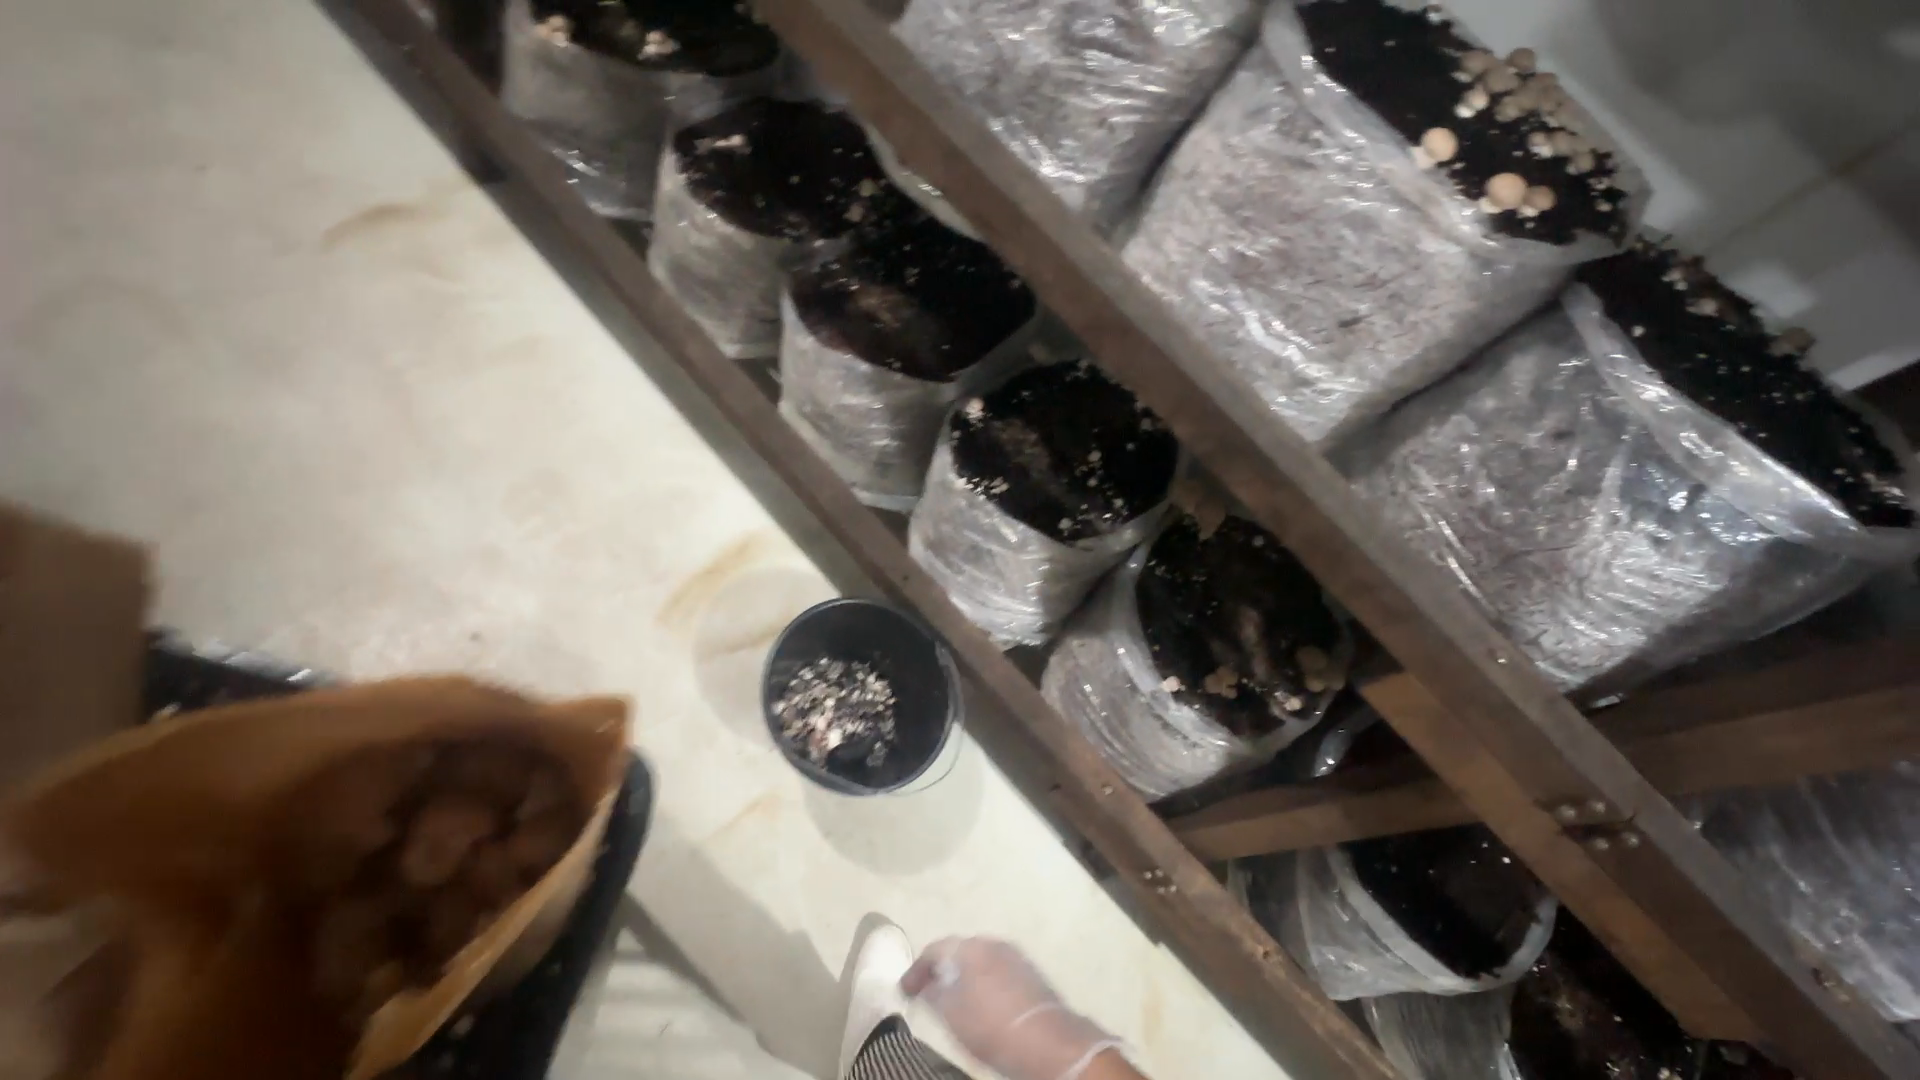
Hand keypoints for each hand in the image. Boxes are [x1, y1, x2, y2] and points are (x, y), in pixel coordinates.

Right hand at [901, 937, 1123, 1079]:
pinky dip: (983, 982)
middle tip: (927, 991)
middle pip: (959, 951)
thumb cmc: (992, 1027)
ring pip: (980, 961)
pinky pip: (997, 971)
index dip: (916, 970)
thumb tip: (927, 984)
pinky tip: (980, 1003)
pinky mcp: (1031, 973)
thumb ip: (934, 994)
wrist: (1048, 1042)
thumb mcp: (953, 1015)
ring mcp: (1016, 957)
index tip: (905, 990)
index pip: (935, 949)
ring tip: (952, 1000)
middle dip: (941, 970)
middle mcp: (994, 944)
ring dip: (963, 976)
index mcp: (972, 948)